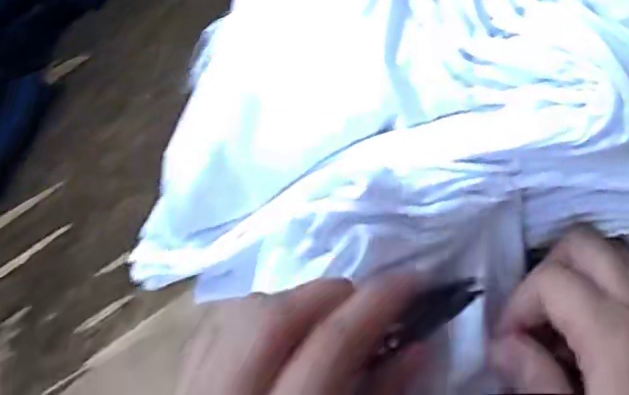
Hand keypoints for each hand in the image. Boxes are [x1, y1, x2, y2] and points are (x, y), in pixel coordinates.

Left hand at [178, 273, 424, 394]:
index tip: (414, 281)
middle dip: (329, 294)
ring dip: (291, 304)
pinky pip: (213, 335)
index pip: (329, 345)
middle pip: (274, 318)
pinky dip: (253, 323)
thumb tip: (416, 347)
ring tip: (327, 321)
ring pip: (239, 316)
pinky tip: (281, 341)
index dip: (377, 302)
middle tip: (367, 303)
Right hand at [490, 228, 628, 394]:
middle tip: (535, 317)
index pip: (549, 279)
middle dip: (549, 269)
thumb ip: (537, 382)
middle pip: (583, 242)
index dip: (518, 304)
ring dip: (587, 266)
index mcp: (612, 330)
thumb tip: (502, 346)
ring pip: (618, 247)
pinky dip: (626, 272)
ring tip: (570, 311)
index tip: (506, 341)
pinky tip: (614, 307)